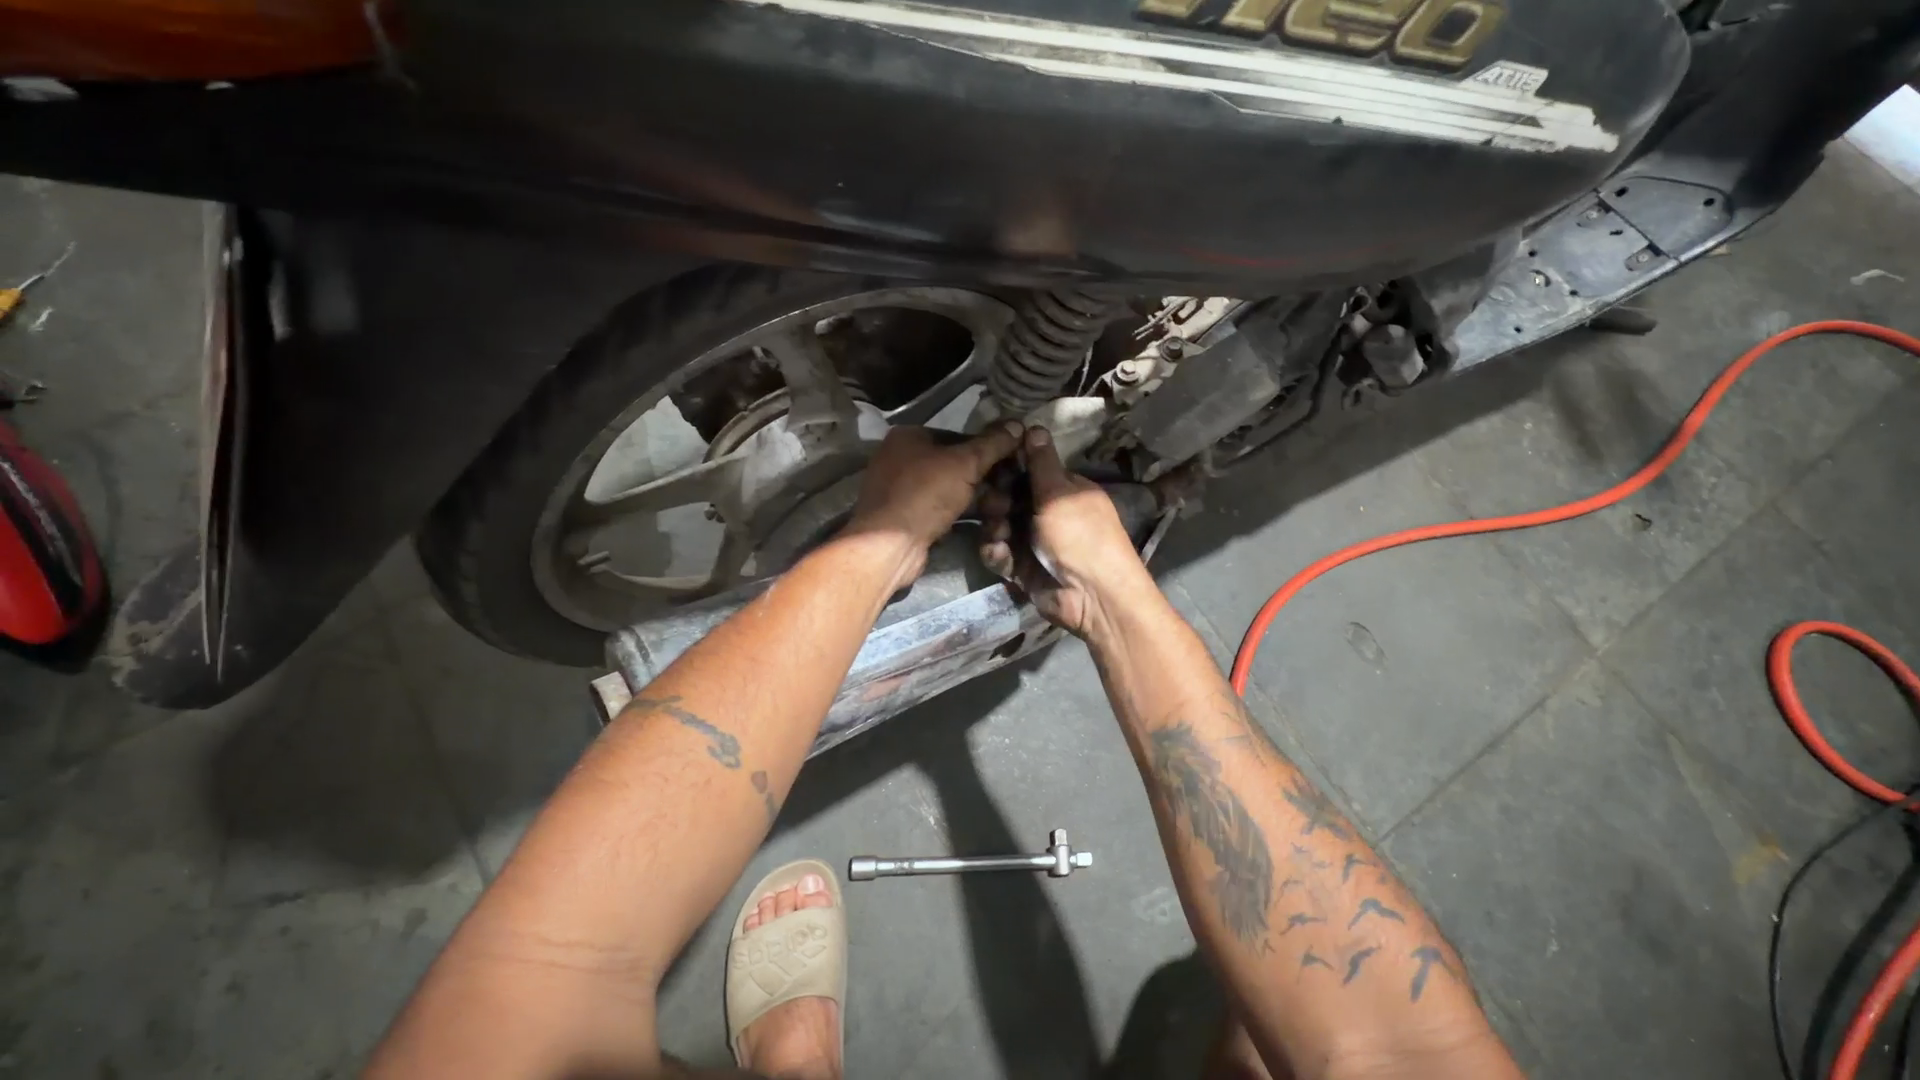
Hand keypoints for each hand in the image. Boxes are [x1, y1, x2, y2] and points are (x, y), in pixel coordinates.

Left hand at [843, 422, 1023, 587]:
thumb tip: (1018, 423)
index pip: (960, 436)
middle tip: (1013, 488)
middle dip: (987, 478)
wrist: (889, 546)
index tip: (1014, 461)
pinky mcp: (910, 518)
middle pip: (957, 464)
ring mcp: (904, 491)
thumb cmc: (925, 494)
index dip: (989, 448)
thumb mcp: (965, 464)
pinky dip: (964, 513)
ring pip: (952, 489)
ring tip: (1005, 507)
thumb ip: (993, 444)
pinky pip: (943, 509)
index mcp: (909, 437)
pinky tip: (989, 521)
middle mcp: (903, 459)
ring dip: (981, 498)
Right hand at [980, 427, 1153, 640]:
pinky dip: (997, 554)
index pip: (1029, 471)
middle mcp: (1048, 513)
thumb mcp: (1060, 494)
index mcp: (1064, 490)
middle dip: (997, 502)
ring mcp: (1035, 542)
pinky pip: (1000, 554)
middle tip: (994, 507)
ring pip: (1000, 527)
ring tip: (999, 537)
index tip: (988, 467)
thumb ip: (1042, 463)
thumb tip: (1035, 425)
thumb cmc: (1081, 536)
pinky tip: (999, 555)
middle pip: (1009, 499)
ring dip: (994, 530)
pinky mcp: (1023, 568)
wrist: (1092, 597)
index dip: (1008, 469)